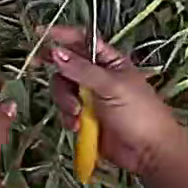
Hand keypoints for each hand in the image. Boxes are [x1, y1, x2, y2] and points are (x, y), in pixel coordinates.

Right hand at [46, 26, 187, 175]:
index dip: (62, 34)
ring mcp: (89, 96)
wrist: (150, 155)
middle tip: (36, 64)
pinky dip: (67, 116)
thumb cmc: (139, 113)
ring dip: (64, 99)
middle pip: (66, 63)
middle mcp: (96, 75)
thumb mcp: (111, 87)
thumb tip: (55, 51)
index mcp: (109, 61)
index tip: (40, 33)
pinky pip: (65, 109)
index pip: (82, 39)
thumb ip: (81, 69)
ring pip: (62, 87)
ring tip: (76, 114)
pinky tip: (77, 126)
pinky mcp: (84, 116)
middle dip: (57, 70)